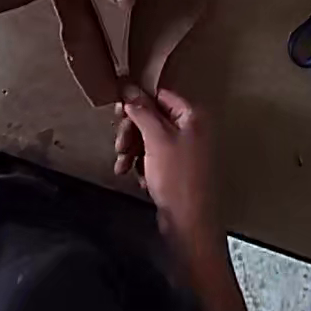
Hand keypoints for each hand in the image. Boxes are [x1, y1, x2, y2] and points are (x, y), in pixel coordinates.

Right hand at [115, 84, 219, 241]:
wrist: (188, 222)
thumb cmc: (175, 176)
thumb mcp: (156, 140)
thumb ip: (143, 112)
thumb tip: (129, 88)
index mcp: (192, 115)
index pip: (161, 95)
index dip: (138, 102)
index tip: (118, 113)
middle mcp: (191, 127)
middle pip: (153, 117)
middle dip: (132, 131)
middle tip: (119, 146)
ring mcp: (185, 148)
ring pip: (150, 138)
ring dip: (133, 150)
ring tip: (122, 166)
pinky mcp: (177, 167)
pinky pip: (154, 156)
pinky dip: (142, 164)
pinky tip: (137, 178)